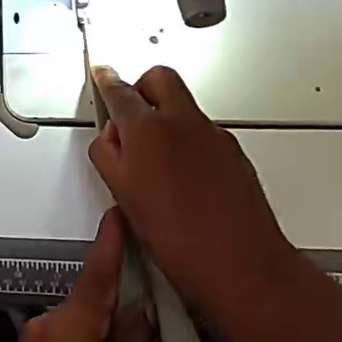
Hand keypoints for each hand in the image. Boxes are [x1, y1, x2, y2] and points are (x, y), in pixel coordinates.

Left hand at [0, 209, 152, 341]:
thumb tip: (142, 306)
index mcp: (71, 329)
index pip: (95, 274)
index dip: (110, 242)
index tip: (118, 212)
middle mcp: (46, 325)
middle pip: (89, 297)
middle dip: (119, 294)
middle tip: (157, 291)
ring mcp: (34, 341)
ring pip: (79, 318)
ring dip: (106, 322)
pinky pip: (67, 334)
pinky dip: (91, 337)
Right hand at [86, 65, 299, 341]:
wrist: (239, 266)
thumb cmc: (180, 237)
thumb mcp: (120, 192)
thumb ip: (107, 153)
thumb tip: (110, 141)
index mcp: (147, 129)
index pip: (120, 90)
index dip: (107, 81)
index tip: (103, 75)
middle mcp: (183, 123)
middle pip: (160, 78)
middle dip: (141, 86)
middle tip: (130, 109)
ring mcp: (214, 136)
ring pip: (184, 105)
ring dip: (166, 116)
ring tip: (155, 157)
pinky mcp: (234, 154)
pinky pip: (204, 132)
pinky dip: (189, 140)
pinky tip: (181, 176)